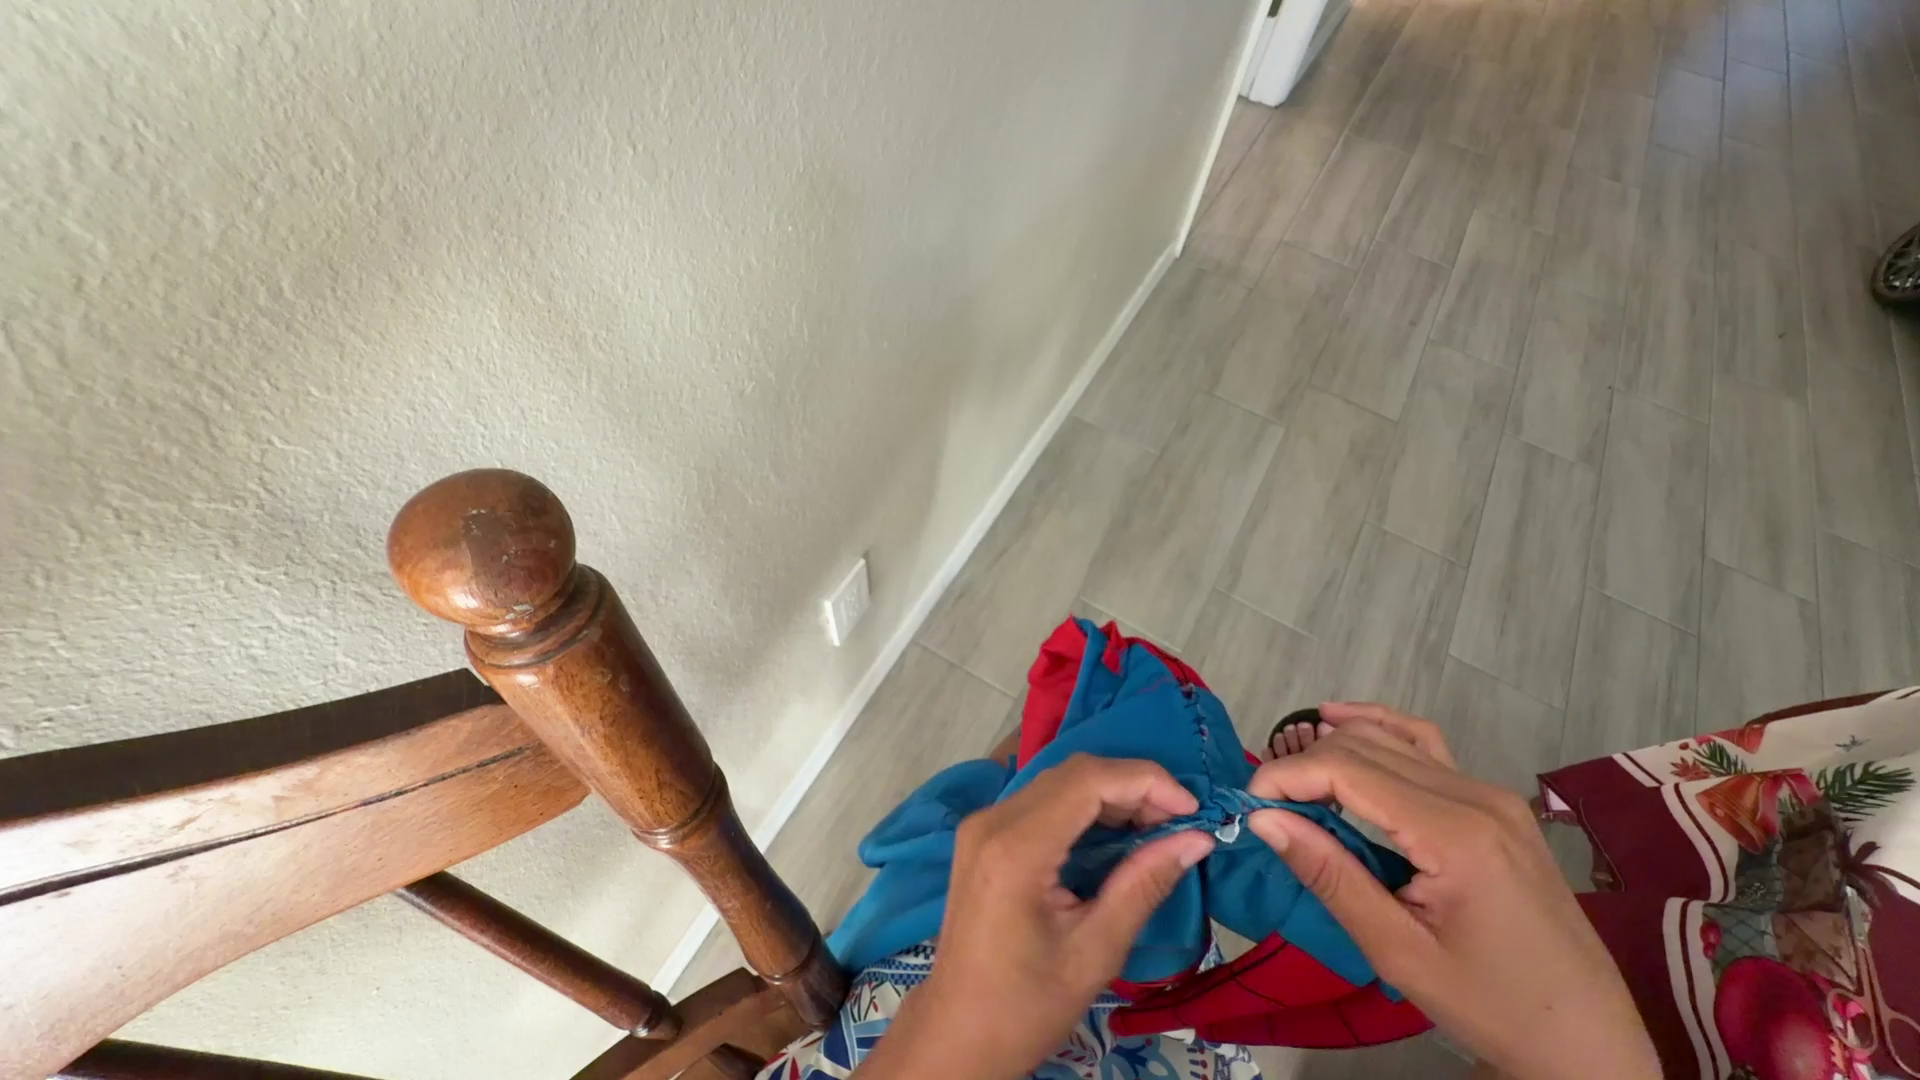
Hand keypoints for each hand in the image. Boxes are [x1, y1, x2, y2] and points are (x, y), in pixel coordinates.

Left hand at [858, 754, 1215, 1079]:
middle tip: (1179, 823)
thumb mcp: (1096, 951)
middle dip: (1133, 786)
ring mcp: (982, 824)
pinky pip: (1042, 800)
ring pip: (1058, 781)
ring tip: (1156, 828)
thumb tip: (1197, 839)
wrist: (958, 1031)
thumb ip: (1144, 884)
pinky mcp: (983, 834)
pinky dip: (1085, 806)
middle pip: (1073, 773)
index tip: (1192, 809)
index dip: (1145, 780)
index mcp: (1016, 849)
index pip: (1087, 780)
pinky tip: (1116, 832)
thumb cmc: (1027, 1004)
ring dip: (1111, 793)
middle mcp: (992, 821)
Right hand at [1244, 703, 1659, 1079]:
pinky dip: (1378, 729)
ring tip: (1288, 780)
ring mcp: (1491, 794)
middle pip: (1363, 747)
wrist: (1587, 1040)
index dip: (1285, 776)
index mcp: (1455, 833)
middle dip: (1301, 765)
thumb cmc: (1490, 1005)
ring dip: (1331, 749)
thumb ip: (1329, 875)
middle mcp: (1476, 795)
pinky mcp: (1495, 803)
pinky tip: (1340, 721)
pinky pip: (1425, 745)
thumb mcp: (1397, 951)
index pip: (1346, 770)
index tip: (1247, 806)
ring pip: (1390, 739)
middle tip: (1262, 806)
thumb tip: (1263, 818)